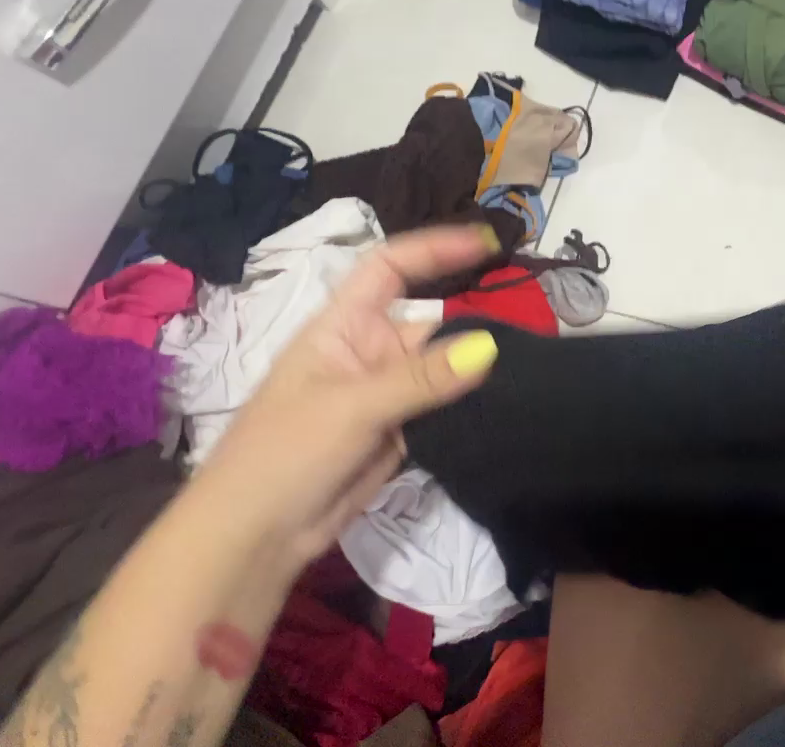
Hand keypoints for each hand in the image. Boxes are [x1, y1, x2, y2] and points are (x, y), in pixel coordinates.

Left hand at [186, 225, 504, 570]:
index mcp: (343, 328)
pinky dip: (471, 405)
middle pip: (431, 323)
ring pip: (444, 367)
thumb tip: (488, 348)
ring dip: (477, 369)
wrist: (255, 540)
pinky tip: (506, 405)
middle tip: (529, 333)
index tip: (485, 244)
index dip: (434, 249)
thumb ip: (423, 378)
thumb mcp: (352, 407)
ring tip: (528, 367)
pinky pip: (446, 407)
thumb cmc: (283, 455)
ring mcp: (387, 394)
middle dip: (473, 325)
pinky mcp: (402, 432)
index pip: (390, 269)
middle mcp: (369, 352)